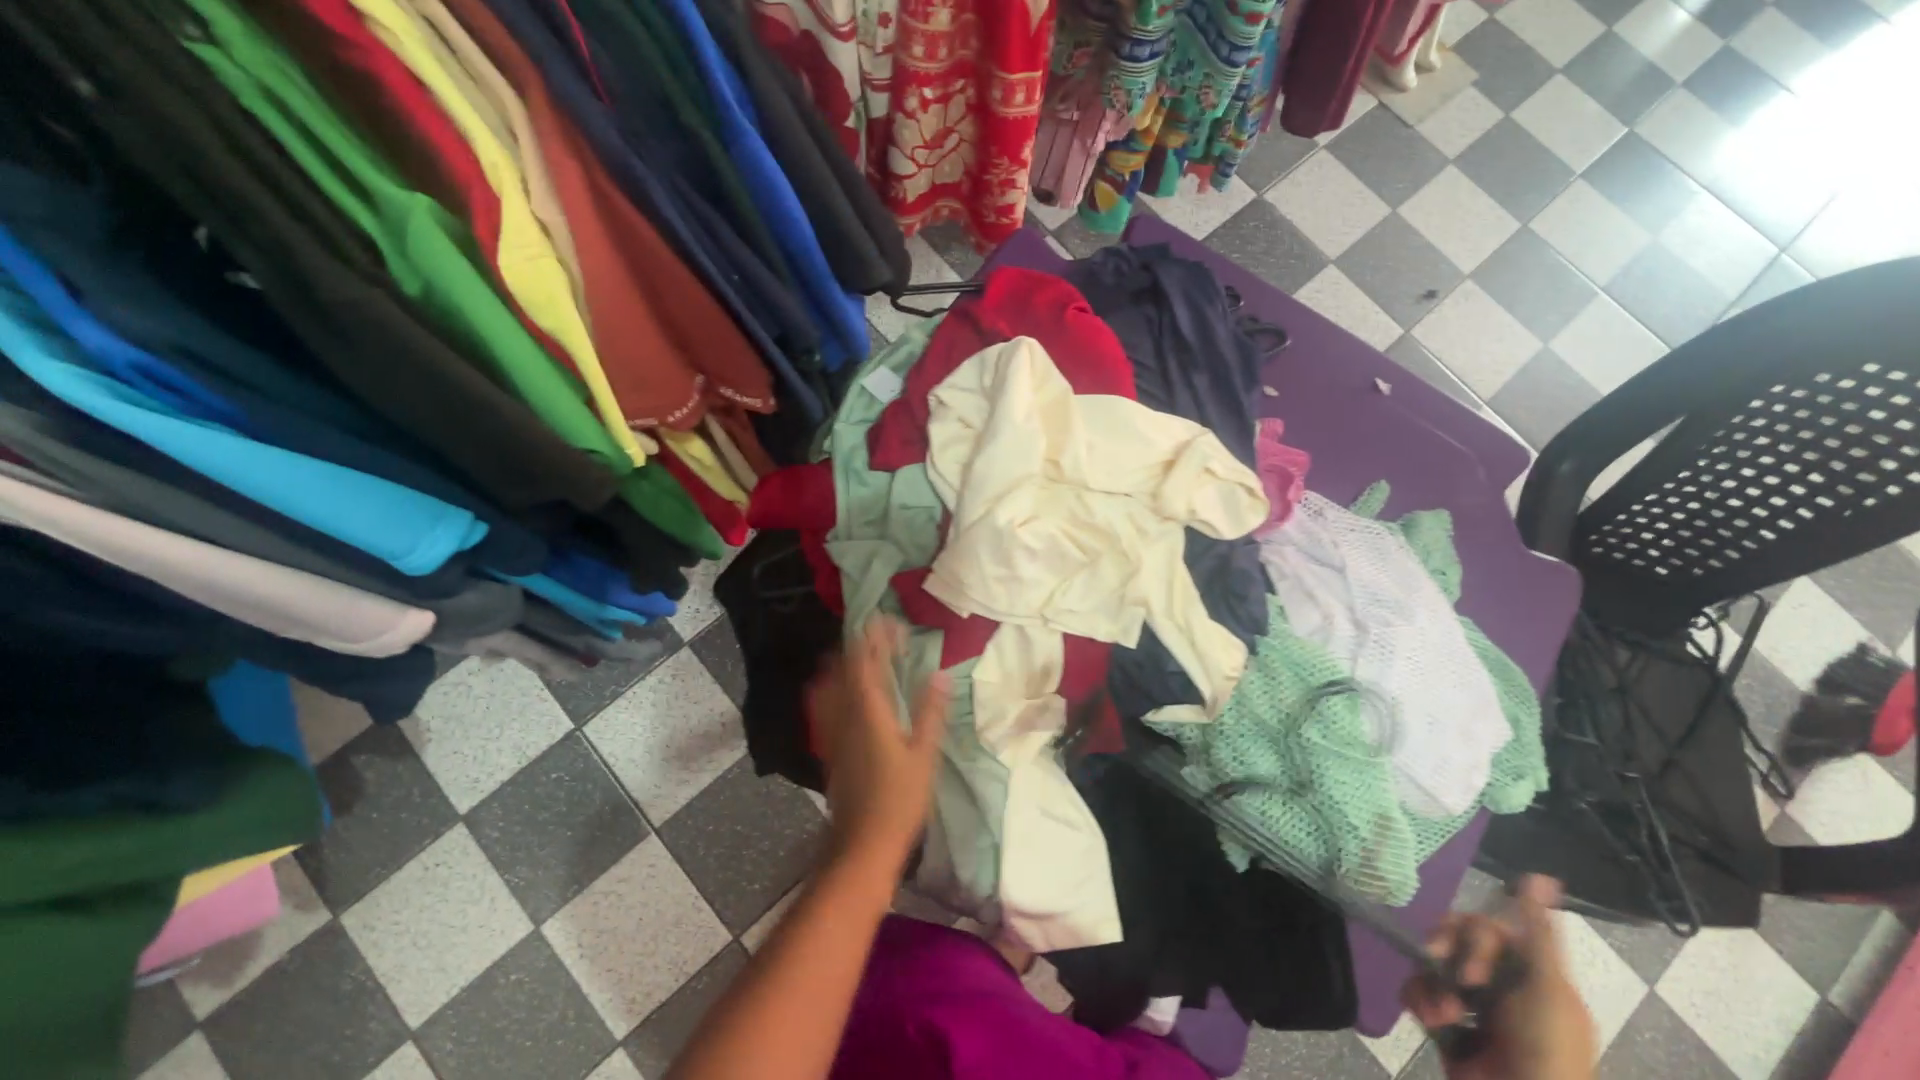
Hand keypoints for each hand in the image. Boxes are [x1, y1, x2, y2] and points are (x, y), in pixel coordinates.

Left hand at [808, 618, 950, 868]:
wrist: (863, 842)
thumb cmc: (900, 799)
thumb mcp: (924, 754)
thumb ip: (930, 712)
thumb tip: (940, 674)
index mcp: (869, 711)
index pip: (866, 661)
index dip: (875, 637)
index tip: (891, 622)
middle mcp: (844, 714)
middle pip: (845, 668)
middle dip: (861, 645)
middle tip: (883, 634)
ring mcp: (833, 731)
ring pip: (831, 684)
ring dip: (846, 663)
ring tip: (866, 654)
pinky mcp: (830, 747)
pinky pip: (827, 704)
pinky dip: (836, 686)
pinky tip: (848, 691)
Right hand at [1402, 876, 1596, 1079]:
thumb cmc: (1546, 1048)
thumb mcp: (1547, 987)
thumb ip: (1538, 931)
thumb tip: (1540, 874)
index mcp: (1531, 974)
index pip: (1489, 930)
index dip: (1474, 940)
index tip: (1471, 967)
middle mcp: (1500, 985)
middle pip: (1457, 943)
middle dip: (1449, 957)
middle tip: (1451, 978)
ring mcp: (1471, 1007)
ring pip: (1433, 966)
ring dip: (1433, 986)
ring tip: (1444, 1016)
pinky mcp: (1446, 1027)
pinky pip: (1418, 993)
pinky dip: (1419, 1001)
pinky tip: (1430, 1021)